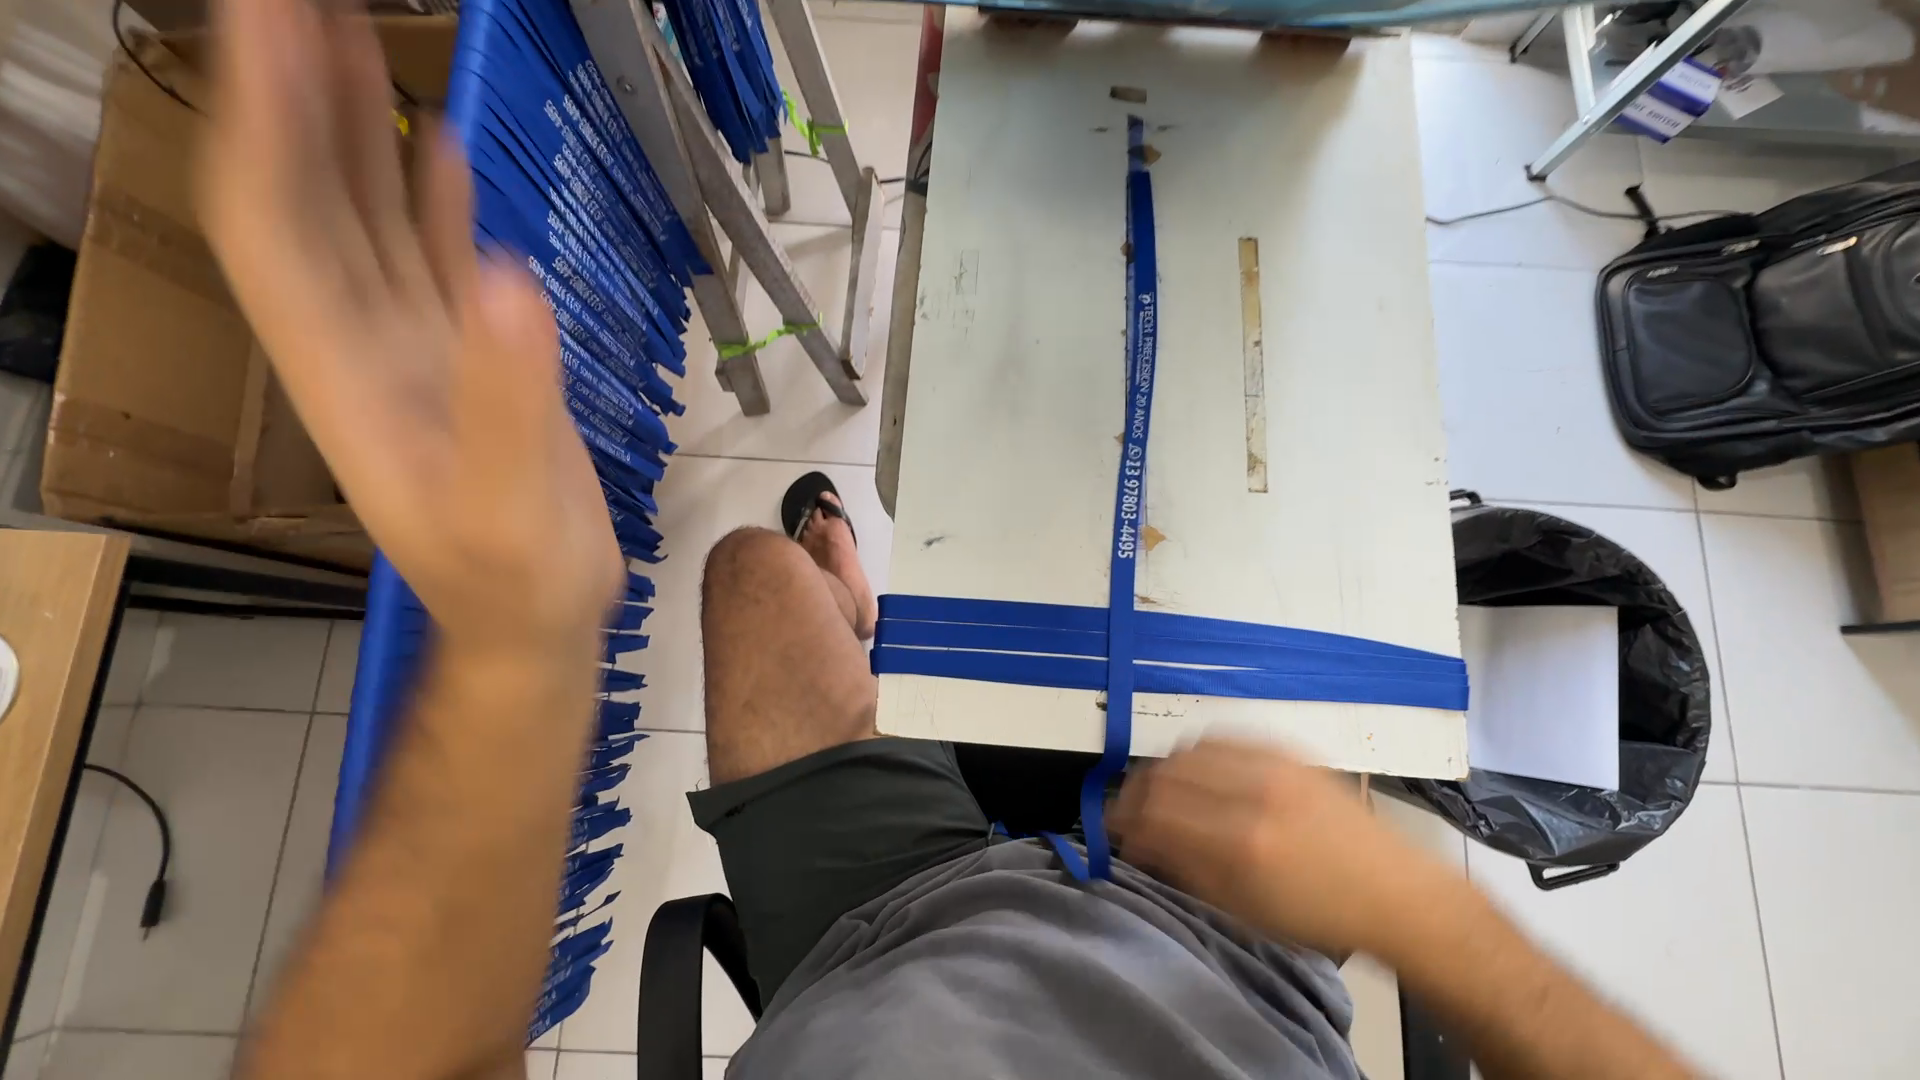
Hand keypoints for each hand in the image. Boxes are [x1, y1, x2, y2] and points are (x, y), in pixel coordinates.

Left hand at [197, 0, 622, 655]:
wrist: (535, 623)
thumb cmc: (517, 583)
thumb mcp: (509, 506)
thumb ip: (507, 399)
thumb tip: (506, 276)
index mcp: (349, 378)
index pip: (277, 228)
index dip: (265, 121)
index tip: (272, 18)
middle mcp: (364, 348)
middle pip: (308, 204)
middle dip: (295, 95)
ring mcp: (417, 352)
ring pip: (366, 222)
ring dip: (352, 130)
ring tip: (355, 35)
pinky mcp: (470, 363)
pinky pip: (435, 263)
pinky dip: (429, 200)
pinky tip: (435, 147)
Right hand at [1111, 737, 1467, 956]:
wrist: (1394, 892)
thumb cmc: (1318, 915)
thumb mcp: (1245, 909)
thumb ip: (1184, 869)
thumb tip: (1137, 841)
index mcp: (1240, 845)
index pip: (1156, 813)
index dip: (1125, 817)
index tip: (1115, 825)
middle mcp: (1253, 794)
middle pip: (1166, 773)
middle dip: (1138, 789)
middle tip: (1132, 808)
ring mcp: (1273, 766)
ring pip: (1191, 748)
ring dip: (1165, 767)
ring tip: (1163, 788)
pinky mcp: (1289, 752)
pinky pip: (1225, 736)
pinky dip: (1199, 750)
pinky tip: (1197, 768)